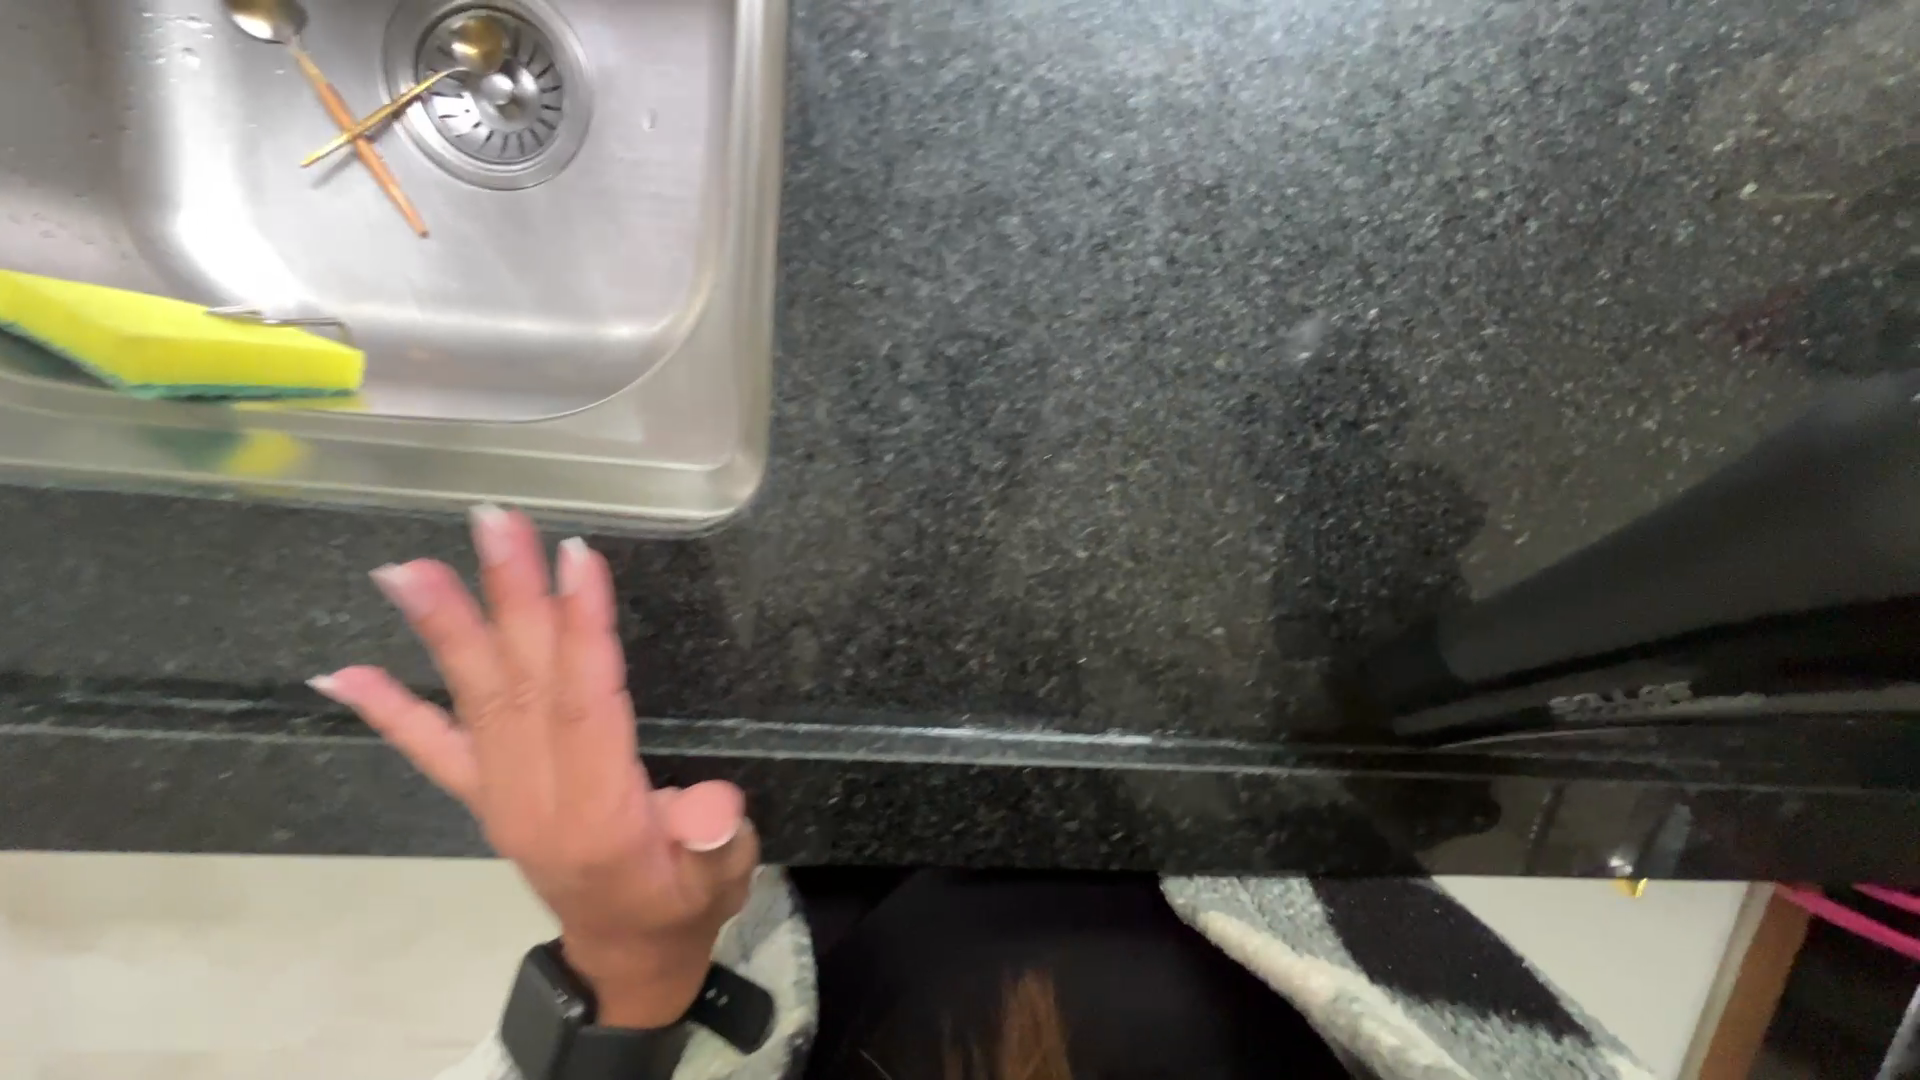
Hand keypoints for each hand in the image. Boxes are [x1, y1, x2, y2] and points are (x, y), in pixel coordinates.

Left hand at [310, 505, 758, 1027]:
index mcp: (599, 812)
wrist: (629, 958)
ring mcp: (500, 798)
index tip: (577, 556)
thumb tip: (713, 807)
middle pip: (521, 684)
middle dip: (508, 598)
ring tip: (407, 567)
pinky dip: (388, 710)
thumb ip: (715, 841)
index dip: (582, 628)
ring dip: (444, 630)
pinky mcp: (486, 800)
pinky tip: (343, 673)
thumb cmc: (686, 903)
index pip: (585, 701)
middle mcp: (536, 798)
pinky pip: (433, 751)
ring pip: (475, 701)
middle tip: (494, 525)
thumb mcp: (721, 878)